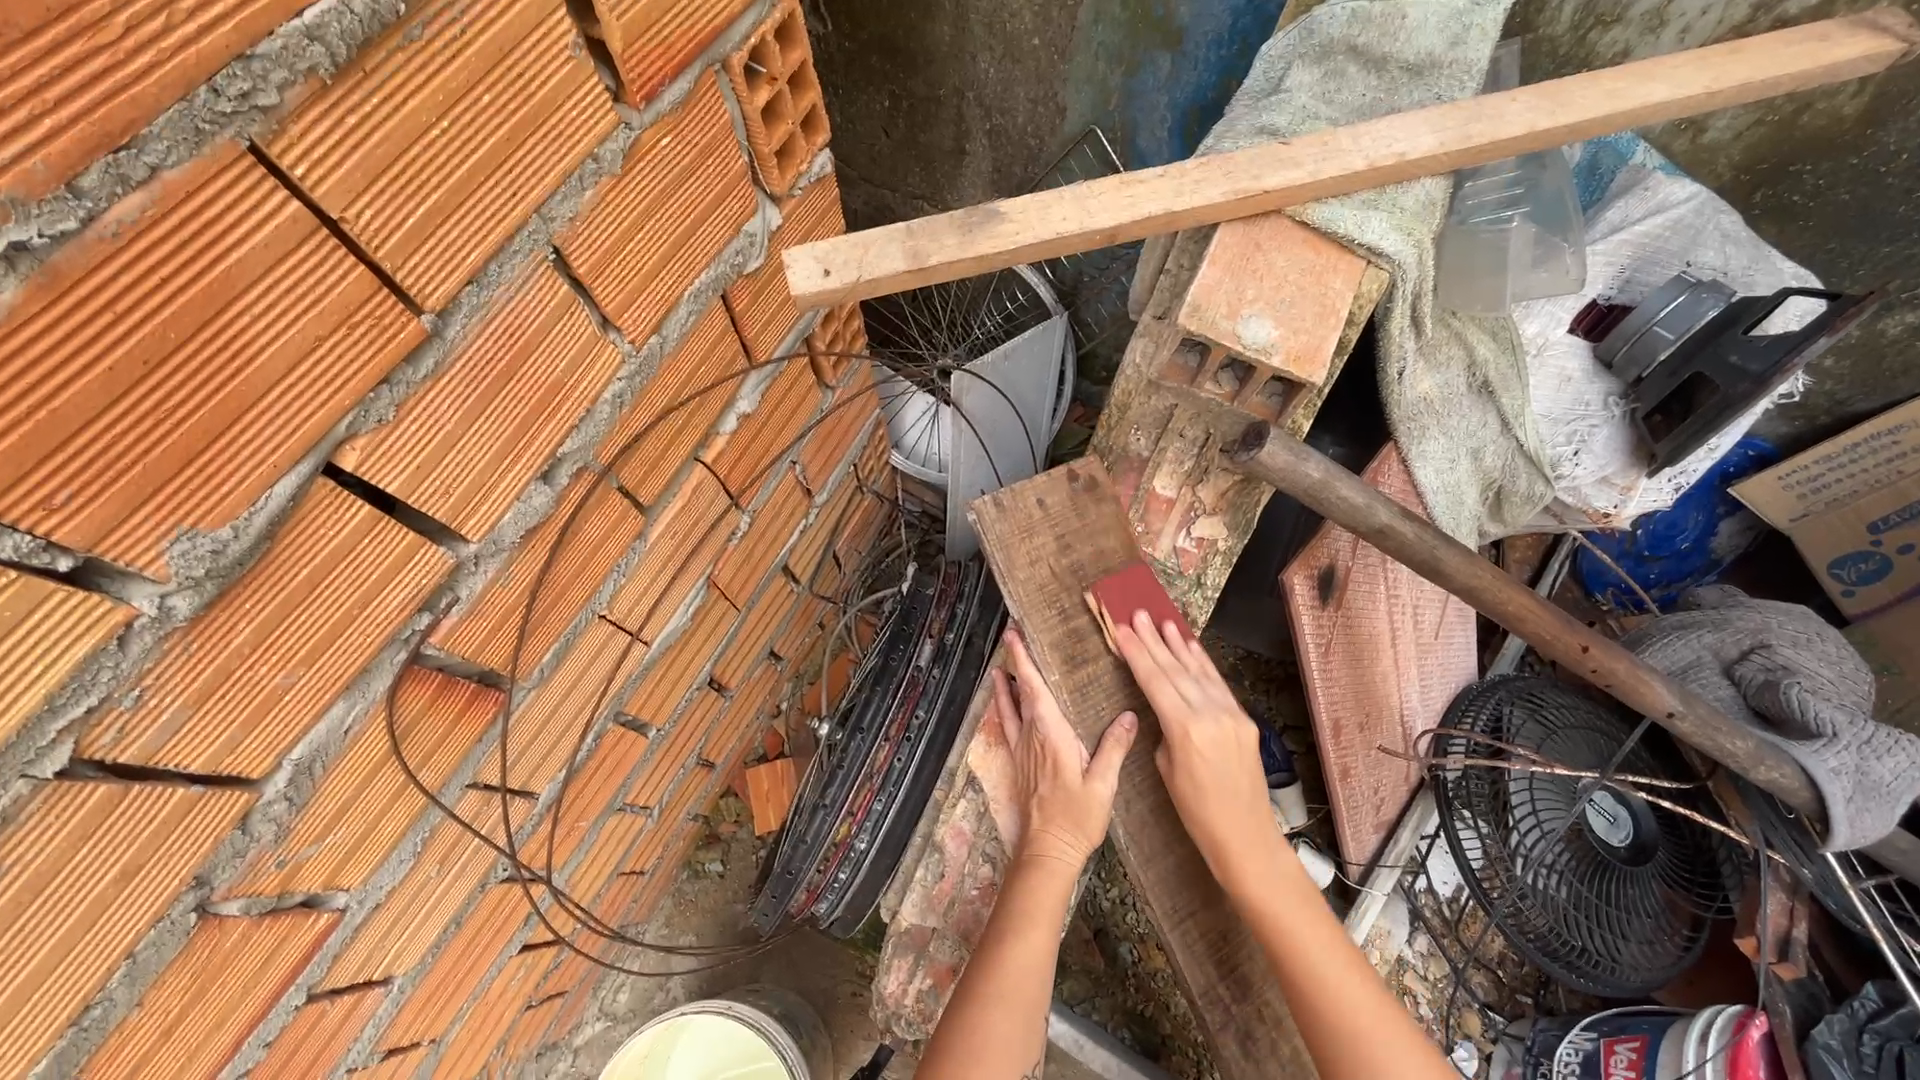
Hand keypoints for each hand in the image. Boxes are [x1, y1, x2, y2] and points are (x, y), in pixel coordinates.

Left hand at [987, 626, 1136, 869]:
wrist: (1046, 850)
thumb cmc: (1076, 819)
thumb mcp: (1103, 784)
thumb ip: (1113, 748)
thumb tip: (1129, 716)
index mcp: (1051, 735)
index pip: (1034, 690)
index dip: (1024, 662)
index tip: (1014, 638)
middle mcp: (1031, 738)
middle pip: (1019, 694)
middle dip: (1014, 666)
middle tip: (1010, 640)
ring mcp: (1021, 752)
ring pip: (1008, 712)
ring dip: (1004, 689)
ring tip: (999, 670)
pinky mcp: (1018, 766)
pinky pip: (1008, 730)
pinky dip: (1004, 713)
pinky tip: (1004, 712)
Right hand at [1110, 609, 1279, 894]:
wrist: (1245, 834)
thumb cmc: (1196, 811)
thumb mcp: (1166, 769)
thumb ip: (1166, 731)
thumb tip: (1167, 710)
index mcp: (1185, 728)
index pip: (1155, 680)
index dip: (1136, 653)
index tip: (1122, 629)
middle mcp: (1210, 714)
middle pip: (1175, 670)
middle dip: (1154, 641)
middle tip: (1138, 614)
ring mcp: (1231, 715)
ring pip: (1199, 672)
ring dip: (1178, 645)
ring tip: (1163, 621)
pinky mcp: (1244, 720)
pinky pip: (1218, 685)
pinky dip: (1203, 664)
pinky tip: (1191, 647)